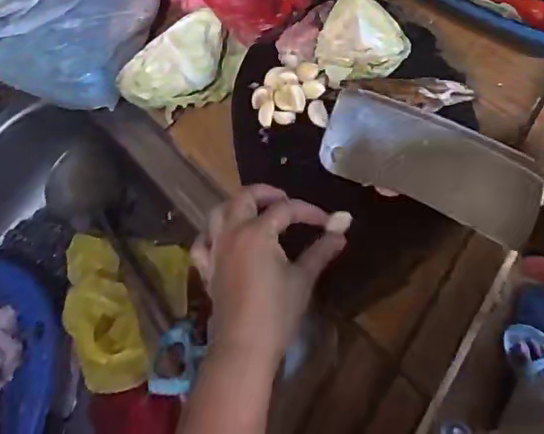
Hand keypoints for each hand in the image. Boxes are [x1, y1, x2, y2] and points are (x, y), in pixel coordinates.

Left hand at [190, 185, 346, 365]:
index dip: (308, 212)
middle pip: (245, 197)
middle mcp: (233, 233)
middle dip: (266, 193)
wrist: (243, 350)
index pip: (285, 209)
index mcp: (257, 231)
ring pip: (219, 212)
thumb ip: (321, 251)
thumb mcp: (303, 278)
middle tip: (285, 200)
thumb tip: (341, 232)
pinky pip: (202, 242)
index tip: (326, 221)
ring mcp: (216, 250)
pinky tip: (224, 238)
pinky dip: (212, 234)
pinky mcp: (207, 269)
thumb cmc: (276, 313)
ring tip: (255, 211)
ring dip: (237, 206)